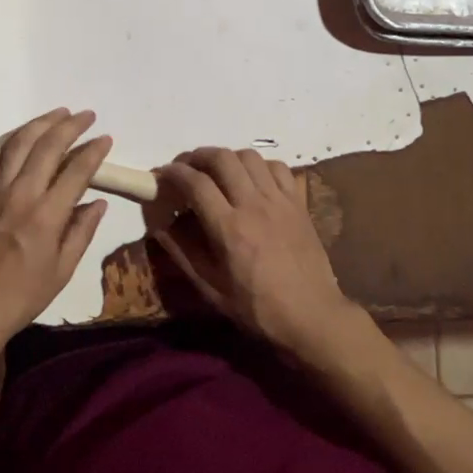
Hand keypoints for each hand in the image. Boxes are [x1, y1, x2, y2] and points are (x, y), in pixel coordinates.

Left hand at [0, 109, 112, 351]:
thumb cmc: (19, 298)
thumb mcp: (61, 272)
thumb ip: (81, 232)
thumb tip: (97, 201)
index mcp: (46, 216)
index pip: (76, 170)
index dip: (94, 151)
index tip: (105, 139)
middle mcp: (20, 195)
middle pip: (47, 146)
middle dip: (70, 126)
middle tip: (85, 116)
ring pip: (17, 144)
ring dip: (40, 124)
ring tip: (57, 114)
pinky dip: (7, 140)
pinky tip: (20, 134)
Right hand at [152, 147, 358, 359]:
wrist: (312, 317)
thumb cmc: (258, 309)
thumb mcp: (212, 289)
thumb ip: (183, 253)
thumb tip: (159, 226)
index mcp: (229, 228)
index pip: (196, 183)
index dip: (174, 173)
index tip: (162, 175)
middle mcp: (254, 205)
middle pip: (222, 158)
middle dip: (197, 156)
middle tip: (187, 167)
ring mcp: (279, 200)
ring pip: (249, 156)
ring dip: (228, 157)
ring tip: (218, 171)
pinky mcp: (298, 203)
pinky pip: (278, 167)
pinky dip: (259, 166)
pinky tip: (252, 180)